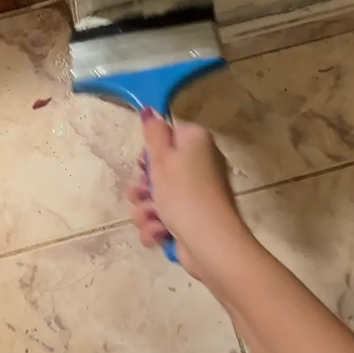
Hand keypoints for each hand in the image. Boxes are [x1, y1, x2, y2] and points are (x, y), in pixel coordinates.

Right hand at [129, 108, 254, 277]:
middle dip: (144, 186)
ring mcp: (196, 195)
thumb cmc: (184, 193)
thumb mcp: (162, 157)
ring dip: (147, 209)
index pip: (167, 138)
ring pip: (156, 197)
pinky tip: (160, 232)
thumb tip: (150, 109)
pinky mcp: (191, 220)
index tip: (145, 165)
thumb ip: (153, 132)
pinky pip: (163, 218)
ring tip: (153, 218)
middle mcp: (199, 165)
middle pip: (158, 170)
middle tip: (144, 193)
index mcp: (196, 143)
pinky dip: (157, 227)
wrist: (210, 243)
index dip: (151, 153)